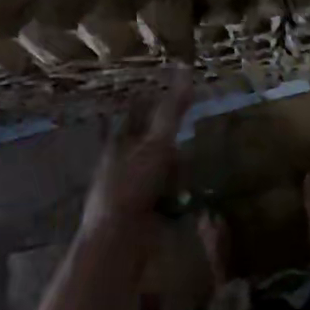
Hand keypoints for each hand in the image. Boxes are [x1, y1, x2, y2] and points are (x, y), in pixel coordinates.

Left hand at [80, 73, 193, 240]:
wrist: (118, 241)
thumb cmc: (132, 186)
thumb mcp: (156, 144)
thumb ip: (172, 111)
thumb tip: (185, 69)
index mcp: (120, 141)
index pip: (138, 112)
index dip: (153, 99)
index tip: (171, 88)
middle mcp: (122, 162)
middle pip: (148, 141)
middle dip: (166, 136)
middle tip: (187, 128)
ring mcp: (130, 189)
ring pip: (157, 169)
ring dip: (174, 168)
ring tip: (191, 166)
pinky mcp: (142, 213)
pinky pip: (164, 196)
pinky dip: (176, 194)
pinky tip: (188, 195)